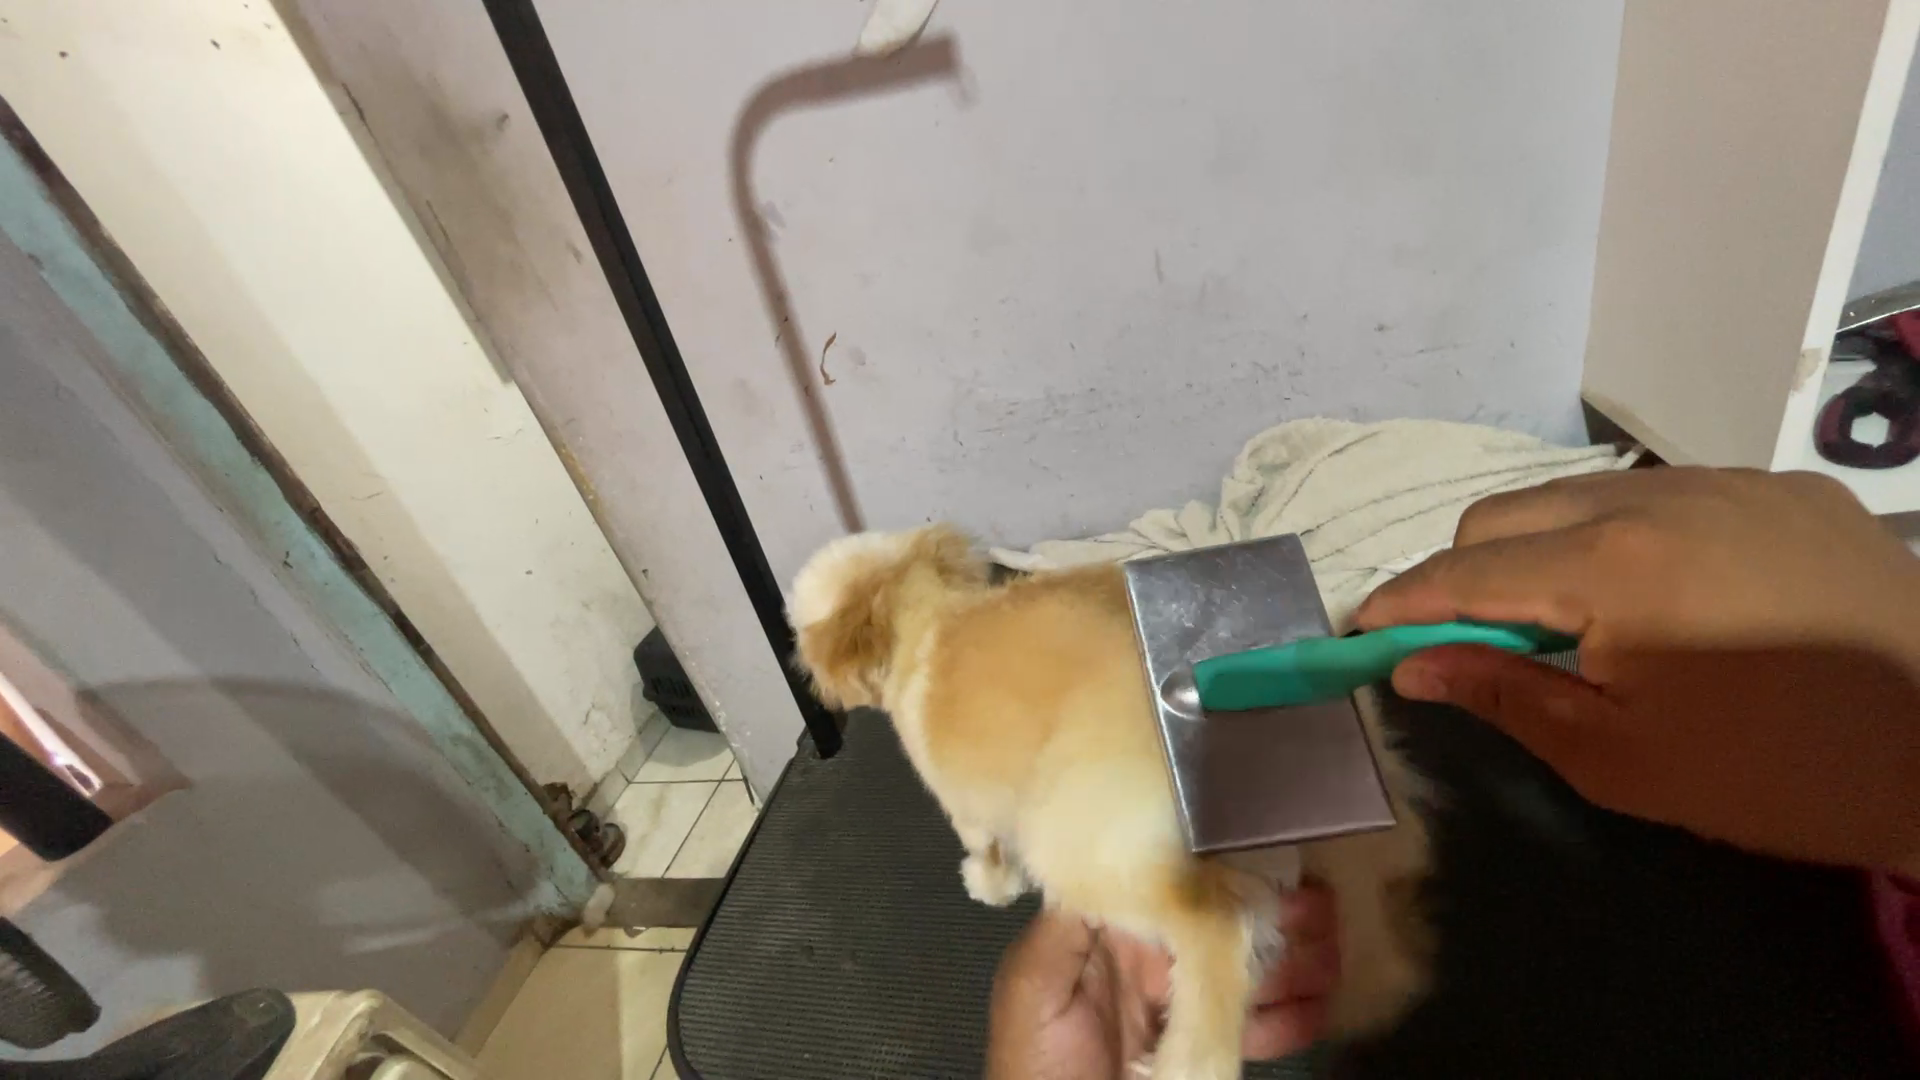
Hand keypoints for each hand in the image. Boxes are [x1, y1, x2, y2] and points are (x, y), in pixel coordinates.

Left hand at [984, 885, 1337, 1079]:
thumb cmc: (1035, 1060)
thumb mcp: (1036, 981)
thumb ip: (1069, 925)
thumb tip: (1108, 861)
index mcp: (1108, 936)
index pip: (1169, 892)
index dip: (1216, 875)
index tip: (1262, 858)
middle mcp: (1146, 963)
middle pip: (1218, 931)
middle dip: (1268, 917)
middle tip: (1323, 907)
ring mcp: (1177, 1010)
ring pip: (1243, 977)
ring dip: (1291, 963)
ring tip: (1335, 948)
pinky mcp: (1200, 1056)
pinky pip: (1249, 1031)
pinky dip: (1289, 1020)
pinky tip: (1323, 1005)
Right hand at [1356, 467, 1919, 874]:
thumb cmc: (1784, 773)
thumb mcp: (1620, 757)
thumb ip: (1500, 694)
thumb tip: (1409, 666)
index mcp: (1612, 568)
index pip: (1462, 572)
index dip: (1399, 600)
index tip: (1360, 627)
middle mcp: (1654, 499)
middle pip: (1497, 515)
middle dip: (1458, 572)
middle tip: (1466, 634)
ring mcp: (1722, 482)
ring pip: (1564, 496)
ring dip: (1528, 549)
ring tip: (1557, 612)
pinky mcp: (1777, 486)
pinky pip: (1646, 495)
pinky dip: (1606, 534)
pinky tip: (1647, 587)